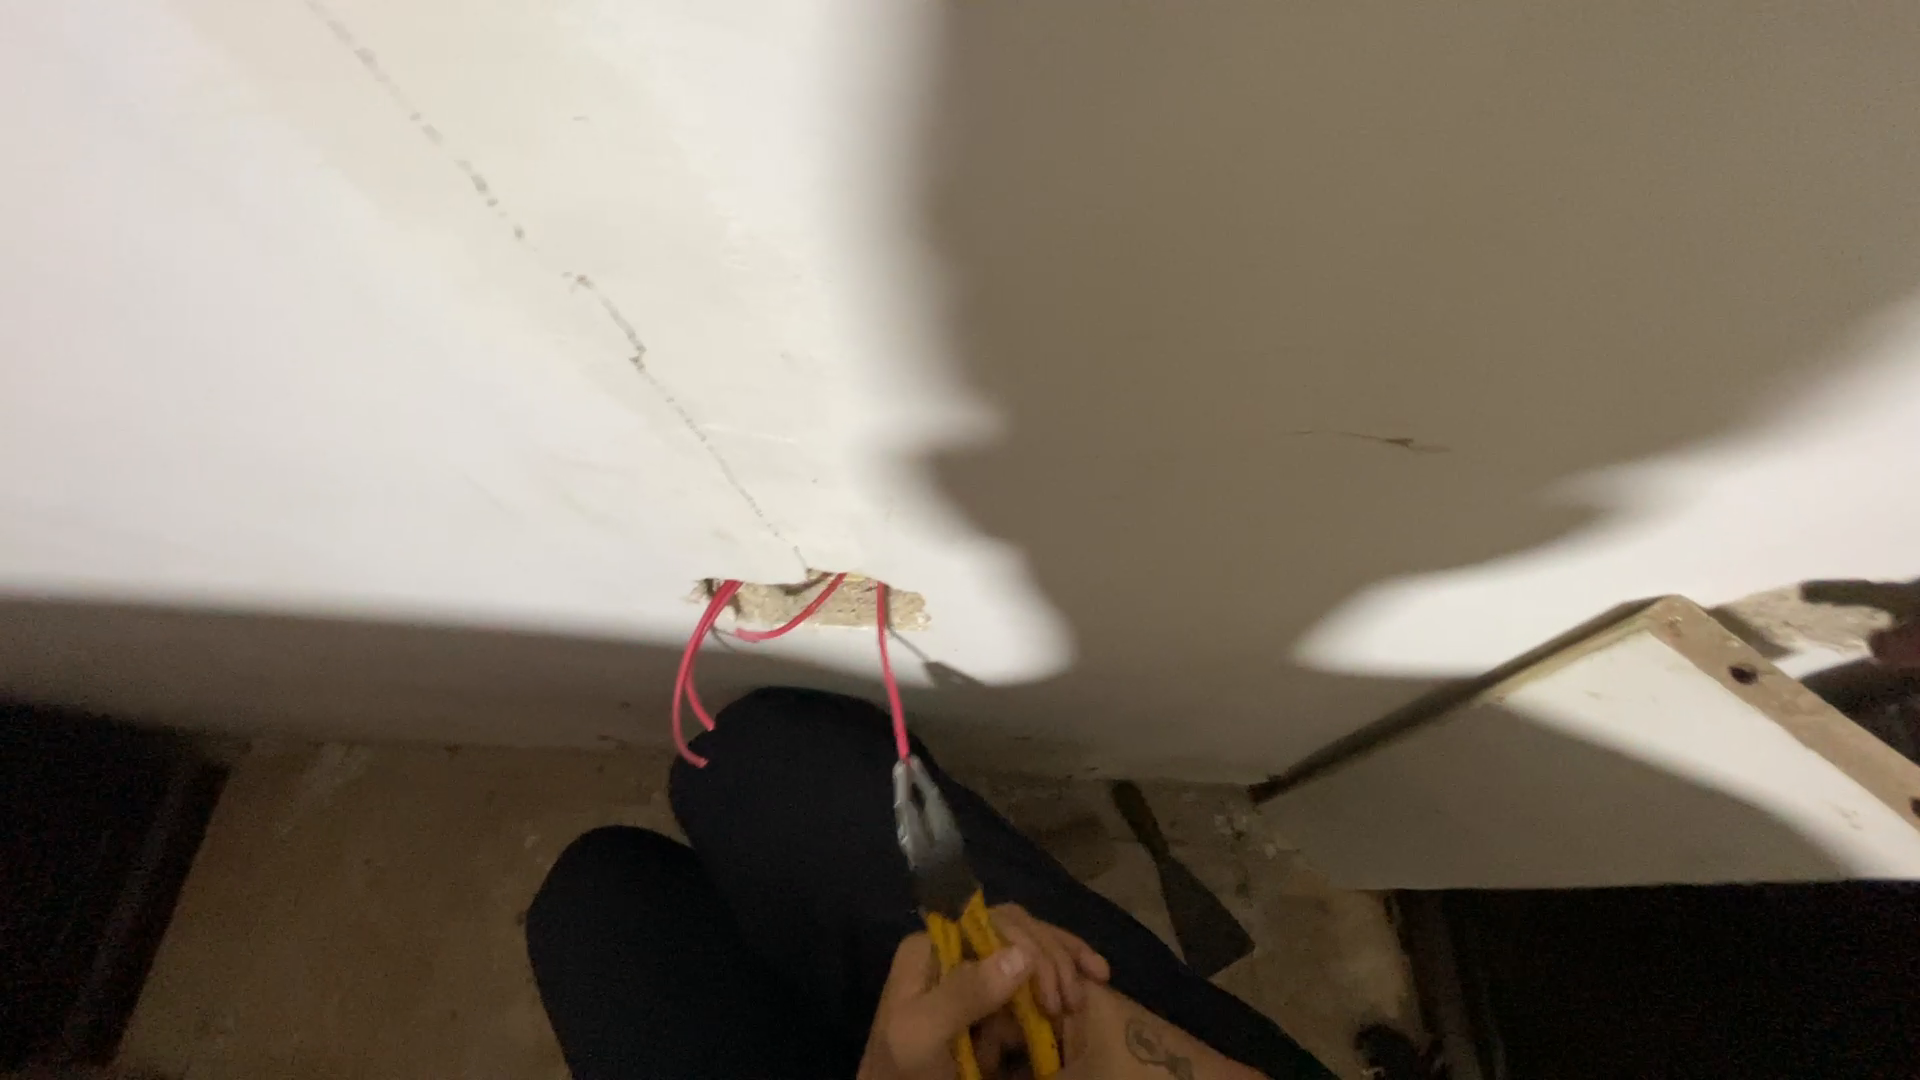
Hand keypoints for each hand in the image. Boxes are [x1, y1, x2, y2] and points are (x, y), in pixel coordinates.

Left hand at [857, 908, 1109, 1079]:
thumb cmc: (902, 1074)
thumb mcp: (924, 1035)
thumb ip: (965, 993)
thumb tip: (1022, 954)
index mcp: (932, 946)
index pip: (991, 922)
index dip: (1032, 947)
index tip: (1054, 996)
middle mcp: (954, 949)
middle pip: (1016, 931)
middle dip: (1052, 959)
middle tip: (1075, 1002)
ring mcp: (974, 973)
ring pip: (1029, 947)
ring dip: (1064, 963)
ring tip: (1091, 987)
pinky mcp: (990, 1001)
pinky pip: (1031, 978)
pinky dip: (1061, 976)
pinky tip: (1091, 977)